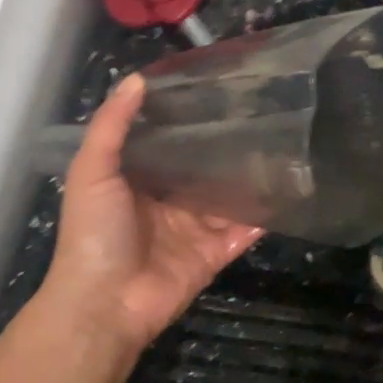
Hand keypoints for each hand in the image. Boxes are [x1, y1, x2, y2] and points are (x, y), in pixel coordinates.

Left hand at [42, 73, 263, 348]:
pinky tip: (289, 190)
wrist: (104, 305)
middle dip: (227, 146)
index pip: (168, 141)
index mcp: (138, 180)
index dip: (188, 117)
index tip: (217, 88)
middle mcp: (168, 201)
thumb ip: (112, 125)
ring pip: (229, 197)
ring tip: (285, 144)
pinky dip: (265, 215)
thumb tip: (137, 77)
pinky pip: (245, 230)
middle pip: (204, 168)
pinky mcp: (215, 252)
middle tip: (263, 112)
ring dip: (251, 178)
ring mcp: (194, 228)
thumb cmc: (94, 232)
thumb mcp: (92, 171)